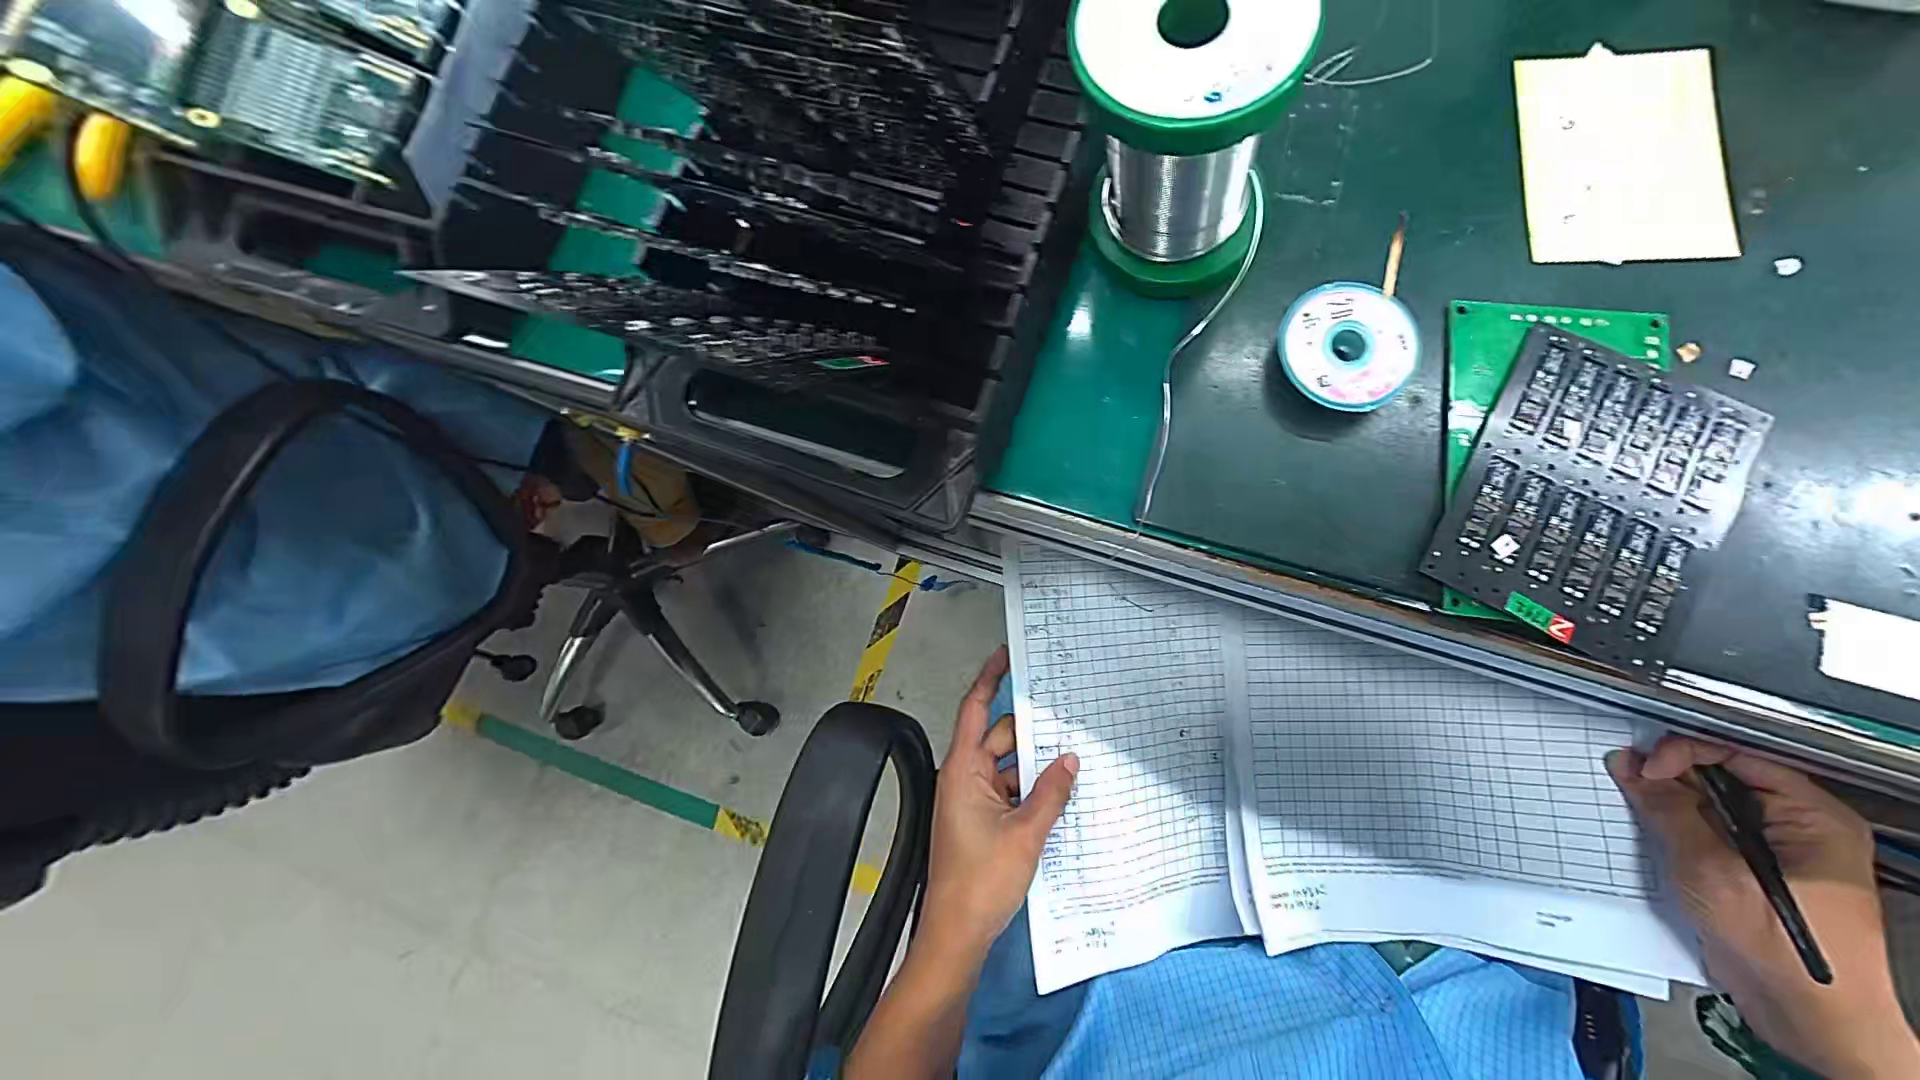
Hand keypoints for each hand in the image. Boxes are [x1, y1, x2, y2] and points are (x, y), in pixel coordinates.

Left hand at [920, 646, 1078, 962]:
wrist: (958, 932)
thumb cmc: (978, 884)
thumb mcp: (1025, 833)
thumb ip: (1050, 792)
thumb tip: (1068, 761)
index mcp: (963, 770)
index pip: (974, 709)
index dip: (989, 678)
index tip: (1004, 656)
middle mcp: (963, 778)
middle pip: (998, 738)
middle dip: (1029, 733)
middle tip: (1062, 725)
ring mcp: (971, 799)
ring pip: (1006, 765)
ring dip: (1032, 766)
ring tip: (1067, 765)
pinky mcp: (980, 819)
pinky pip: (1008, 789)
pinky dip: (1029, 788)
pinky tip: (1055, 795)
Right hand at [1608, 736, 1919, 1078]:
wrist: (1811, 1017)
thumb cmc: (1784, 948)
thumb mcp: (1712, 870)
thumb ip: (1667, 810)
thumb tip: (1627, 764)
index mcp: (1814, 818)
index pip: (1738, 754)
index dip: (1683, 754)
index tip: (1642, 770)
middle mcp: (1801, 824)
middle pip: (1722, 773)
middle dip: (1669, 775)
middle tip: (1629, 782)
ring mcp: (1778, 845)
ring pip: (1710, 798)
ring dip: (1668, 799)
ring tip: (1639, 807)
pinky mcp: (1753, 863)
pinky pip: (1708, 824)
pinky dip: (1675, 820)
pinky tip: (1655, 828)